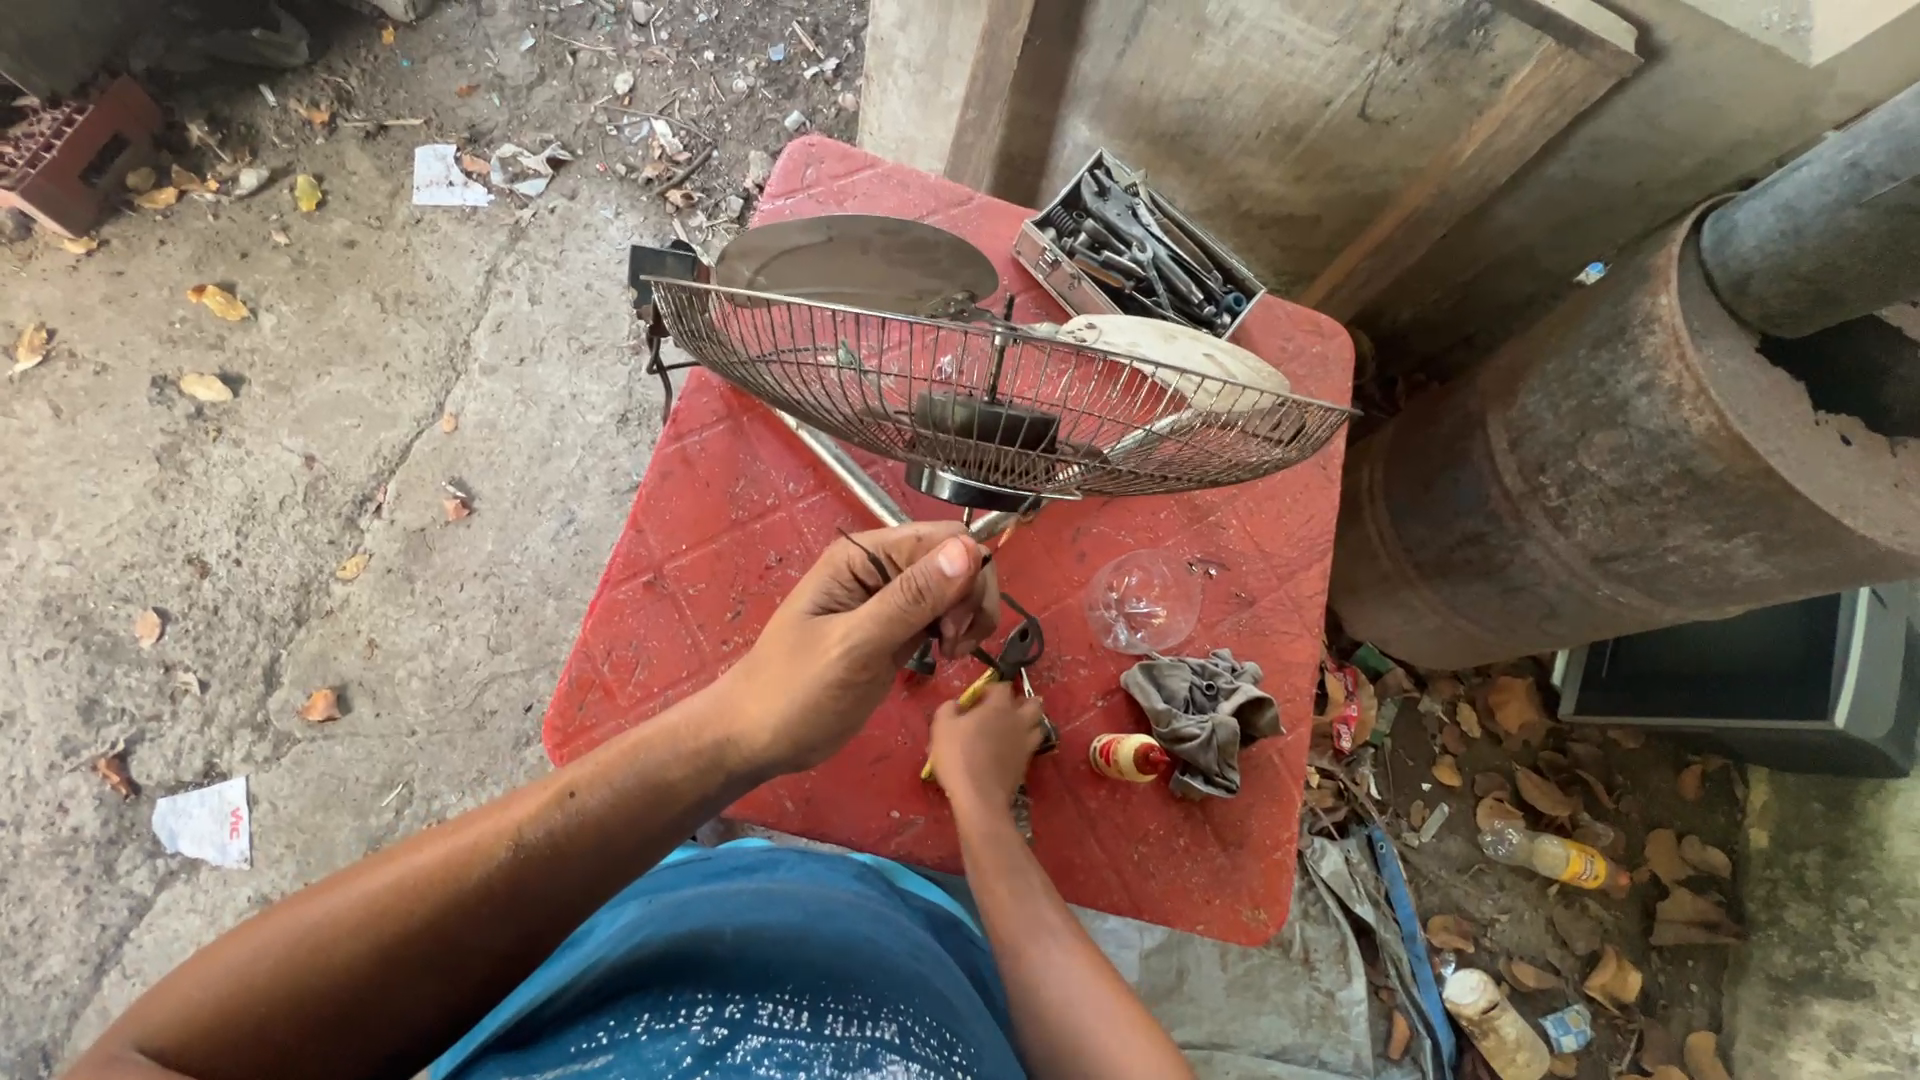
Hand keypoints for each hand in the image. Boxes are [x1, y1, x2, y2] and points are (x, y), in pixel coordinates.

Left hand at [715, 522, 999, 776]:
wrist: (759, 737)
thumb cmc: (795, 690)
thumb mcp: (854, 645)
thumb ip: (910, 598)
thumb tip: (968, 550)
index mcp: (863, 555)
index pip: (942, 538)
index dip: (965, 574)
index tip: (957, 624)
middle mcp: (880, 567)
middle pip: (956, 560)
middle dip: (970, 597)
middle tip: (954, 644)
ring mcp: (891, 598)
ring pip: (957, 587)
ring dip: (968, 616)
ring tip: (951, 652)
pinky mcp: (899, 628)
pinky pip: (945, 613)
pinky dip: (957, 631)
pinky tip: (947, 654)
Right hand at [929, 681, 1047, 814]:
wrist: (979, 795)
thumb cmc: (958, 756)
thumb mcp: (942, 727)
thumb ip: (949, 708)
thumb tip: (956, 704)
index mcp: (998, 707)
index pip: (1004, 687)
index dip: (992, 688)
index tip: (978, 698)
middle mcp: (1018, 721)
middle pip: (1033, 703)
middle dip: (1022, 701)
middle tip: (1006, 708)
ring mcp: (1026, 743)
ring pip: (1039, 725)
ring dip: (1030, 721)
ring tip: (1015, 726)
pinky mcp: (1026, 763)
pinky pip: (1032, 746)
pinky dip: (1026, 743)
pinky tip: (1013, 748)